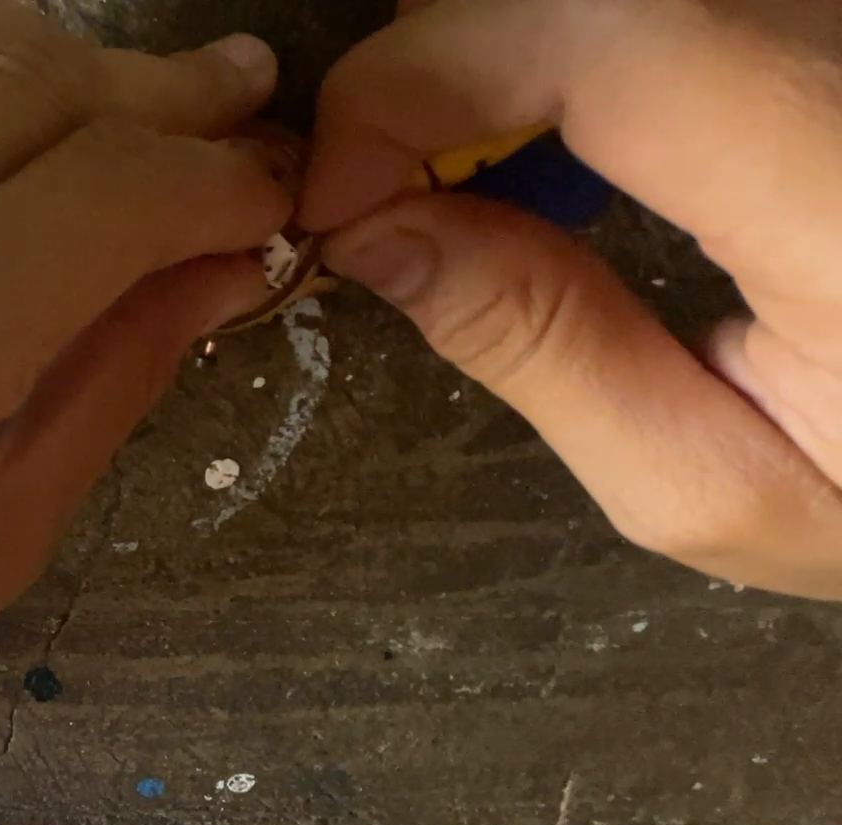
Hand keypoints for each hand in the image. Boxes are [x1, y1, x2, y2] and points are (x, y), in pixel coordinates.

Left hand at [0, 0, 288, 775]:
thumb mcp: (4, 533)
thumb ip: (119, 368)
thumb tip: (227, 252)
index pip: (89, 203)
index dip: (208, 178)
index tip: (265, 189)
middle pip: (8, 96)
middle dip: (149, 102)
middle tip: (223, 123)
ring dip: (39, 53)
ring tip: (108, 109)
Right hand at [302, 0, 841, 598]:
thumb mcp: (699, 481)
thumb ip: (531, 346)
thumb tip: (369, 234)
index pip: (606, 31)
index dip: (413, 86)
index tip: (331, 199)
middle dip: (423, 77)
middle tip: (368, 196)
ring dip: (480, 74)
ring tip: (442, 185)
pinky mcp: (831, 47)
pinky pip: (654, 22)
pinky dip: (544, 71)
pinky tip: (535, 154)